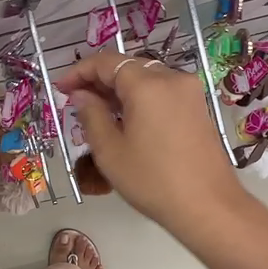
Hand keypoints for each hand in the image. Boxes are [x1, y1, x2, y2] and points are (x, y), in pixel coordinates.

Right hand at [56, 51, 247, 225]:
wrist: (207, 205)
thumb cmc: (151, 180)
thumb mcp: (109, 150)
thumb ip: (91, 115)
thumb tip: (81, 95)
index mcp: (147, 85)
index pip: (106, 63)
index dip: (79, 72)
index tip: (60, 87)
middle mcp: (171, 79)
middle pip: (128, 67)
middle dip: (99, 79)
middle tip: (75, 100)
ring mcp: (189, 92)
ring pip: (146, 78)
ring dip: (119, 89)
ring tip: (96, 111)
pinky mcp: (197, 107)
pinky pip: (161, 91)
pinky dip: (139, 98)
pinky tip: (124, 118)